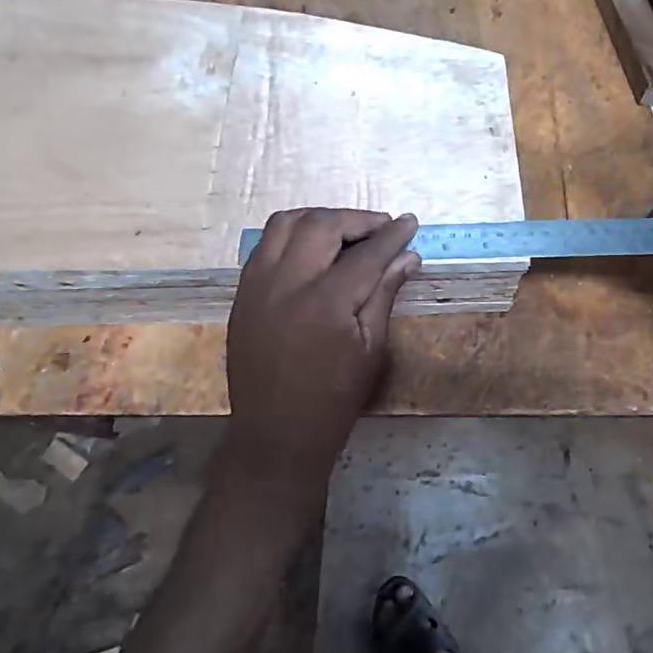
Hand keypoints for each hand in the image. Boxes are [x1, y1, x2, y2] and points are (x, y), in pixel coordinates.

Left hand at [223, 208, 419, 474]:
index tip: (410, 221)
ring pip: (285, 224)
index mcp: (325, 303)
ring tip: (346, 231)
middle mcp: (286, 284)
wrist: (276, 433)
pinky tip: (314, 249)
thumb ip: (385, 293)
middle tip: (381, 228)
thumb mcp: (372, 348)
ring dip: (320, 219)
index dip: (392, 235)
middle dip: (356, 220)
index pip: (365, 253)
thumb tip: (407, 256)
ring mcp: (257, 286)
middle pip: (322, 225)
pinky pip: (266, 245)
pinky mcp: (242, 293)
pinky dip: (293, 235)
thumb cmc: (335, 396)